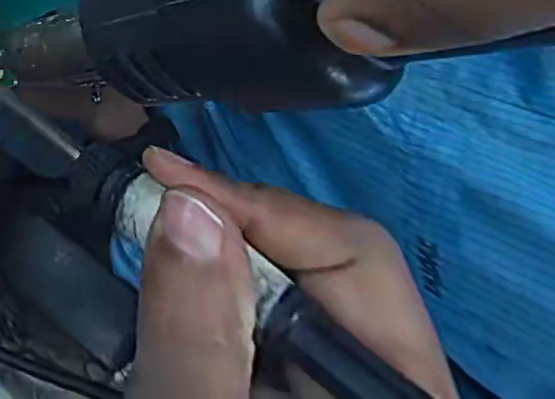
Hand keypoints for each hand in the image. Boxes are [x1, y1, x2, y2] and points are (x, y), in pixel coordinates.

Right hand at [131, 148, 456, 398]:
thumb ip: (198, 327)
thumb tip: (188, 207)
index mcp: (396, 386)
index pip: (352, 248)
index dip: (249, 201)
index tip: (164, 176)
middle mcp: (394, 374)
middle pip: (326, 248)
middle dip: (230, 217)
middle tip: (158, 204)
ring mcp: (358, 369)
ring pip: (300, 269)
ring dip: (222, 241)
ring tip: (163, 235)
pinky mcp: (319, 367)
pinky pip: (280, 293)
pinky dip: (223, 270)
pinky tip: (188, 278)